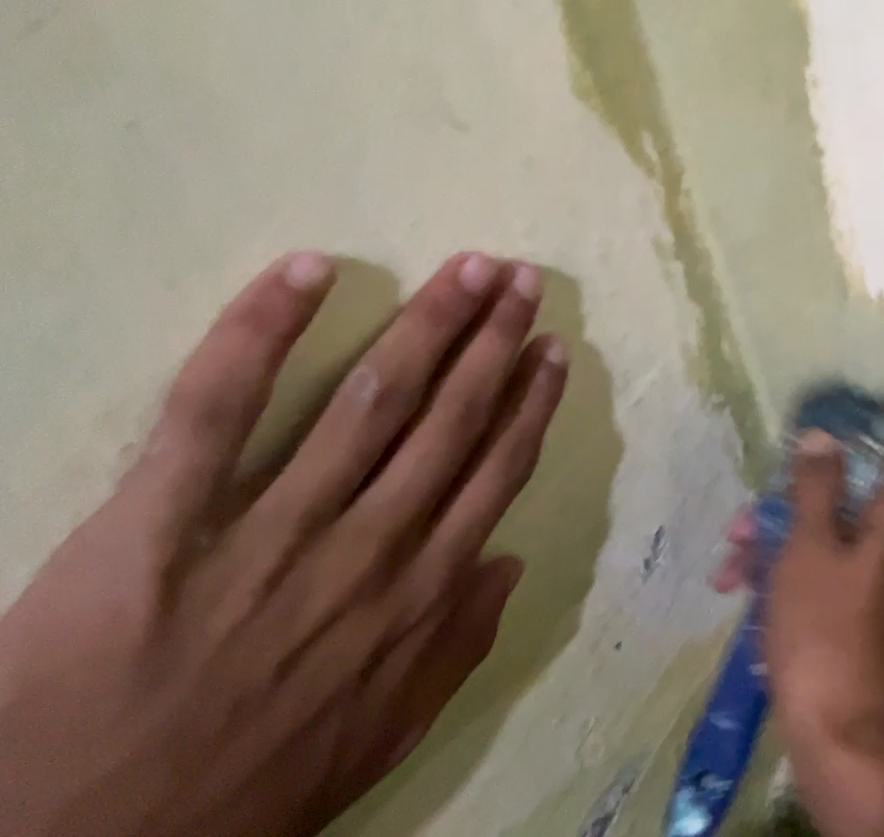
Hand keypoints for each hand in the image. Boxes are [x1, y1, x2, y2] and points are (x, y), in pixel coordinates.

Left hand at [0, 251, 568, 836]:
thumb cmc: (247, 788)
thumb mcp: (384, 735)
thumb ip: (457, 646)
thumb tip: (509, 561)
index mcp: (420, 593)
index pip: (494, 471)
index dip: (529, 402)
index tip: (552, 348)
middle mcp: (370, 544)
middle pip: (448, 420)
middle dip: (492, 341)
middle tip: (518, 277)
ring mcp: (272, 527)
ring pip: (370, 401)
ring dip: (426, 326)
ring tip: (465, 269)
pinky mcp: (159, 520)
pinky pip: (214, 410)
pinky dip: (260, 333)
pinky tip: (307, 270)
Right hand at [713, 437, 883, 836]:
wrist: (843, 731)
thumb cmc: (822, 628)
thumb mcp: (808, 547)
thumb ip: (816, 487)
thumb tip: (824, 436)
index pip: (878, 457)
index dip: (835, 450)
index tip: (789, 457)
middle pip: (843, 503)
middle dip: (785, 511)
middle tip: (738, 530)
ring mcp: (883, 583)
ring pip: (828, 543)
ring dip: (776, 551)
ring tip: (727, 578)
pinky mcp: (863, 616)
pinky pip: (828, 579)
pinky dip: (791, 582)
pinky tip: (748, 604)